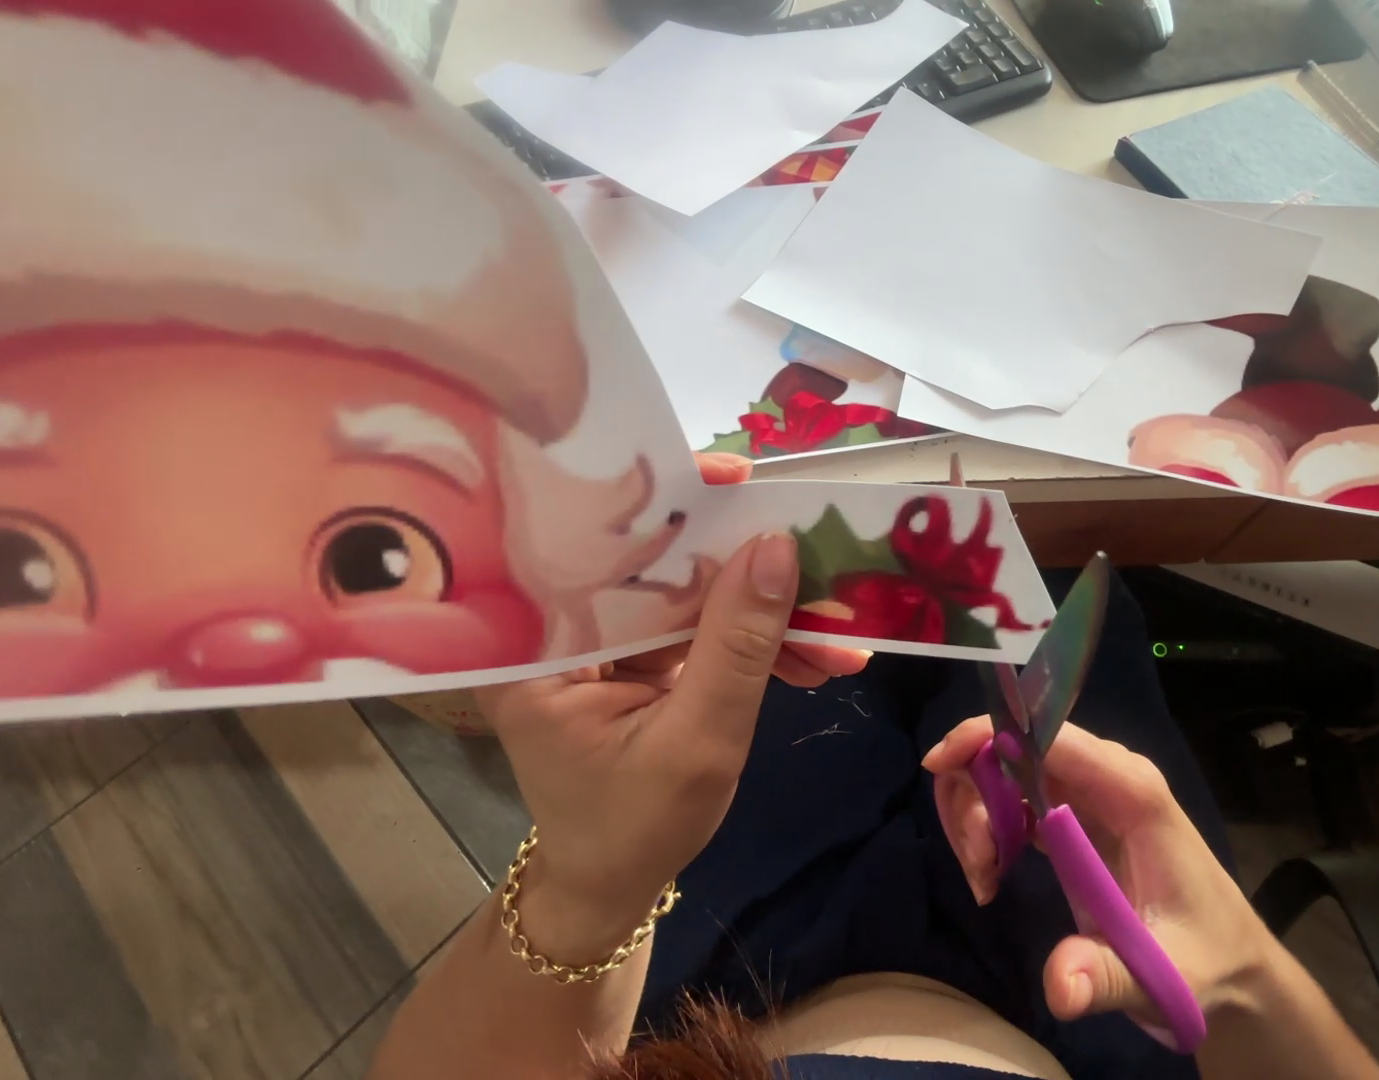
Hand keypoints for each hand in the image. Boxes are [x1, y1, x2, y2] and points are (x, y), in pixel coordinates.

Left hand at [476, 453, 868, 937]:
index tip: (743, 477)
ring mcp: (605, 644)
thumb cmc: (637, 828)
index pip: (604, 545)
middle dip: (742, 561)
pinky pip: (699, 632)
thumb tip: (777, 545)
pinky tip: (815, 655)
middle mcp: (564, 630)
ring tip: (836, 620)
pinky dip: (754, 642)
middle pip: (656, 564)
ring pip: (689, 597)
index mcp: (541, 646)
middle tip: (813, 544)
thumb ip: (737, 645)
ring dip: (763, 609)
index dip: (675, 503)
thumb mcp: (699, 740)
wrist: (612, 886)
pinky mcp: (638, 660)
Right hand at [924, 719, 1281, 1032]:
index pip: (1047, 735)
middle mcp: (1102, 775)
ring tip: (986, 878)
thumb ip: (1107, 976)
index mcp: (1131, 791)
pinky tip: (992, 873)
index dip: (987, 735)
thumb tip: (1058, 988)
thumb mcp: (1163, 974)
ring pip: (998, 769)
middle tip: (978, 864)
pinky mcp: (1065, 808)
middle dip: (972, 798)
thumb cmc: (1205, 958)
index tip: (938, 765)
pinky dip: (983, 828)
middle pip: (1009, 748)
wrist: (1227, 961)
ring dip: (972, 818)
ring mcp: (1081, 789)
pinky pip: (1005, 794)